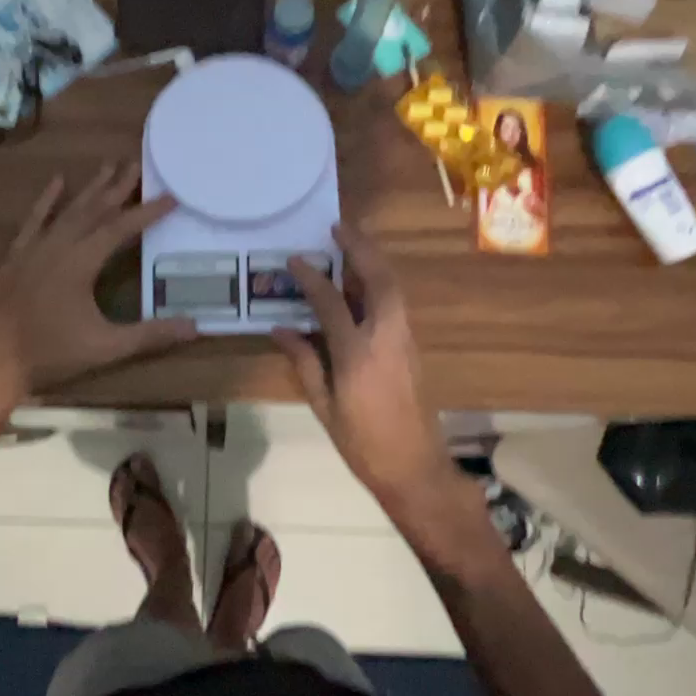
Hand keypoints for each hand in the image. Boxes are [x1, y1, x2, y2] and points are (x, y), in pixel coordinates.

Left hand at [0, 163, 197, 423]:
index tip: (170, 196)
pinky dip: (48, 199)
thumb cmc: (50, 353)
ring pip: (69, 210)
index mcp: (81, 262)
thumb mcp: (106, 347)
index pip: (121, 228)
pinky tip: (58, 181)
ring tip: (109, 165)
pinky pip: (36, 219)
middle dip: (118, 187)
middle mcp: (59, 245)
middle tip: (138, 164)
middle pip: (94, 209)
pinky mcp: (18, 255)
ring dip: (91, 188)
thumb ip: (150, 335)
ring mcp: (35, 248)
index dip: (147, 212)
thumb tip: (196, 326)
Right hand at [272, 224, 452, 501]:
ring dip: (374, 261)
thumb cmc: (362, 442)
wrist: (414, 466)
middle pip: (378, 279)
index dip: (311, 277)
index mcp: (357, 353)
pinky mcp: (413, 347)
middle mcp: (386, 337)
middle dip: (360, 248)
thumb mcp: (323, 405)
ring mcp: (404, 340)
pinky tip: (363, 283)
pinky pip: (397, 302)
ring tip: (351, 245)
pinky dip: (381, 282)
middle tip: (338, 228)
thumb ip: (304, 362)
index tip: (295, 258)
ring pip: (393, 287)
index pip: (331, 302)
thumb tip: (281, 328)